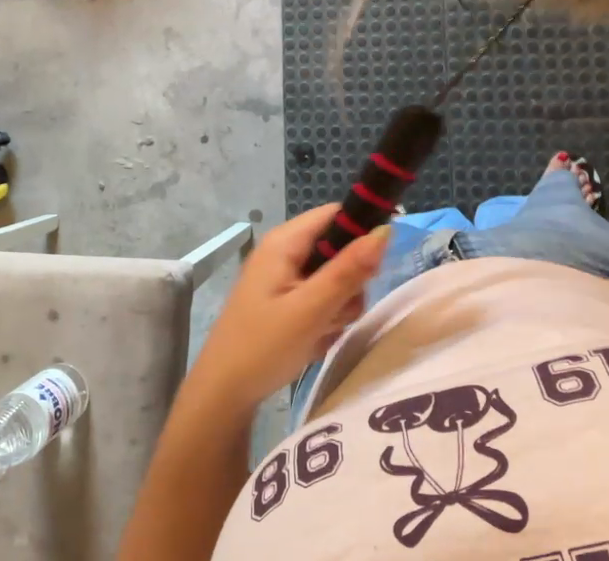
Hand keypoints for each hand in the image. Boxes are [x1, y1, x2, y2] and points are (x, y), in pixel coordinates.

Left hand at [185, 205, 390, 408]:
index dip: (362, 232)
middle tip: (337, 310)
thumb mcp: (311, 309)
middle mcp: (284, 252)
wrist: (224, 393)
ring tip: (321, 330)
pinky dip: (326, 318)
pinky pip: (322, 299)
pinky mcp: (286, 301)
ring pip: (335, 278)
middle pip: (339, 249)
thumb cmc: (264, 346)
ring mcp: (284, 278)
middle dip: (349, 282)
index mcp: (285, 242)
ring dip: (339, 306)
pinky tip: (314, 339)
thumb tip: (385, 230)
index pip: (336, 214)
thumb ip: (348, 270)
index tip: (374, 269)